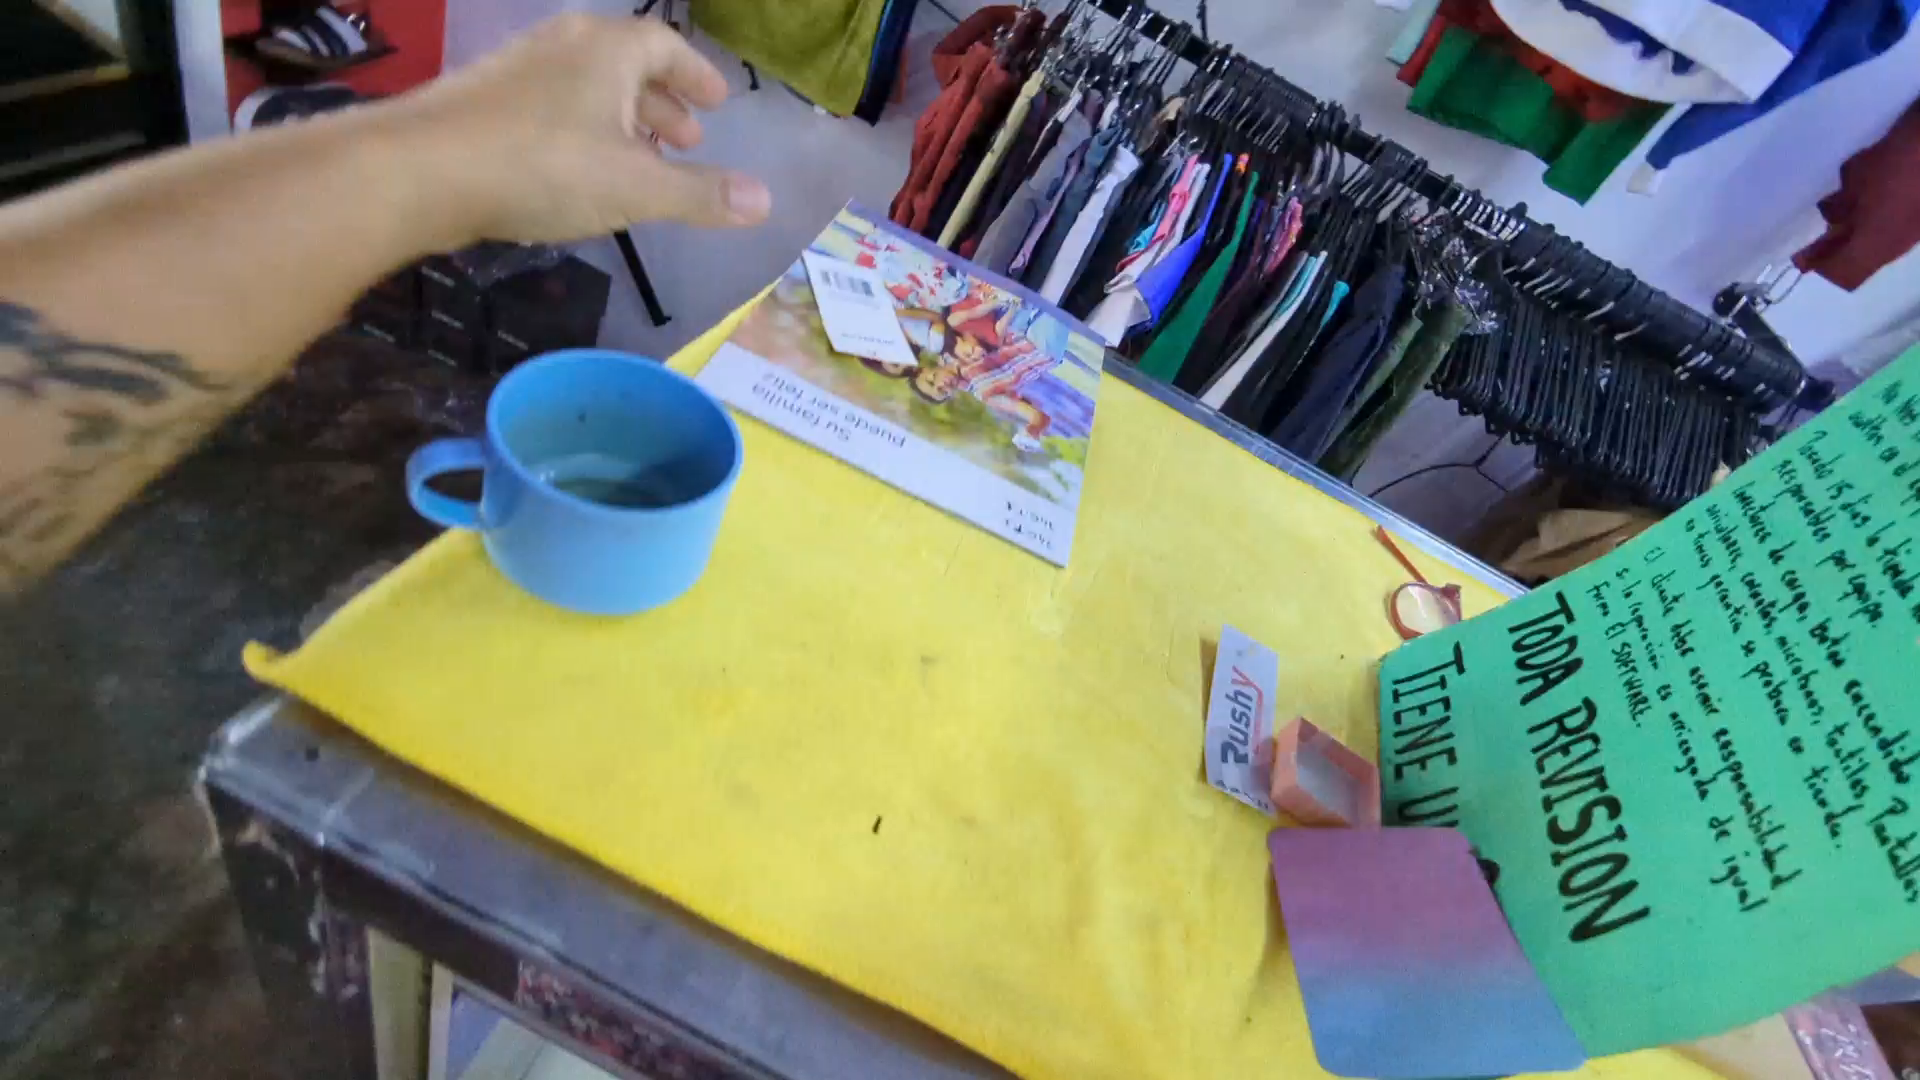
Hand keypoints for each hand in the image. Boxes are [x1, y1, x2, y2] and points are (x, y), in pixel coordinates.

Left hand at [397, 14, 771, 244]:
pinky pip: (559, 104)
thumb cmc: (545, 168)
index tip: (718, 101)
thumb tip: (766, 200)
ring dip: (628, 118)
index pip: (663, 45)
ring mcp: (522, 71)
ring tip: (647, 158)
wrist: (423, 171)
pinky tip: (589, 170)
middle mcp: (563, 46)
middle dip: (665, 101)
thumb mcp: (640, 188)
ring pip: (591, 86)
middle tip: (690, 139)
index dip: (695, 73)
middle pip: (627, 62)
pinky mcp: (491, 102)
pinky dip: (591, 129)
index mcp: (606, 52)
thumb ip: (703, 195)